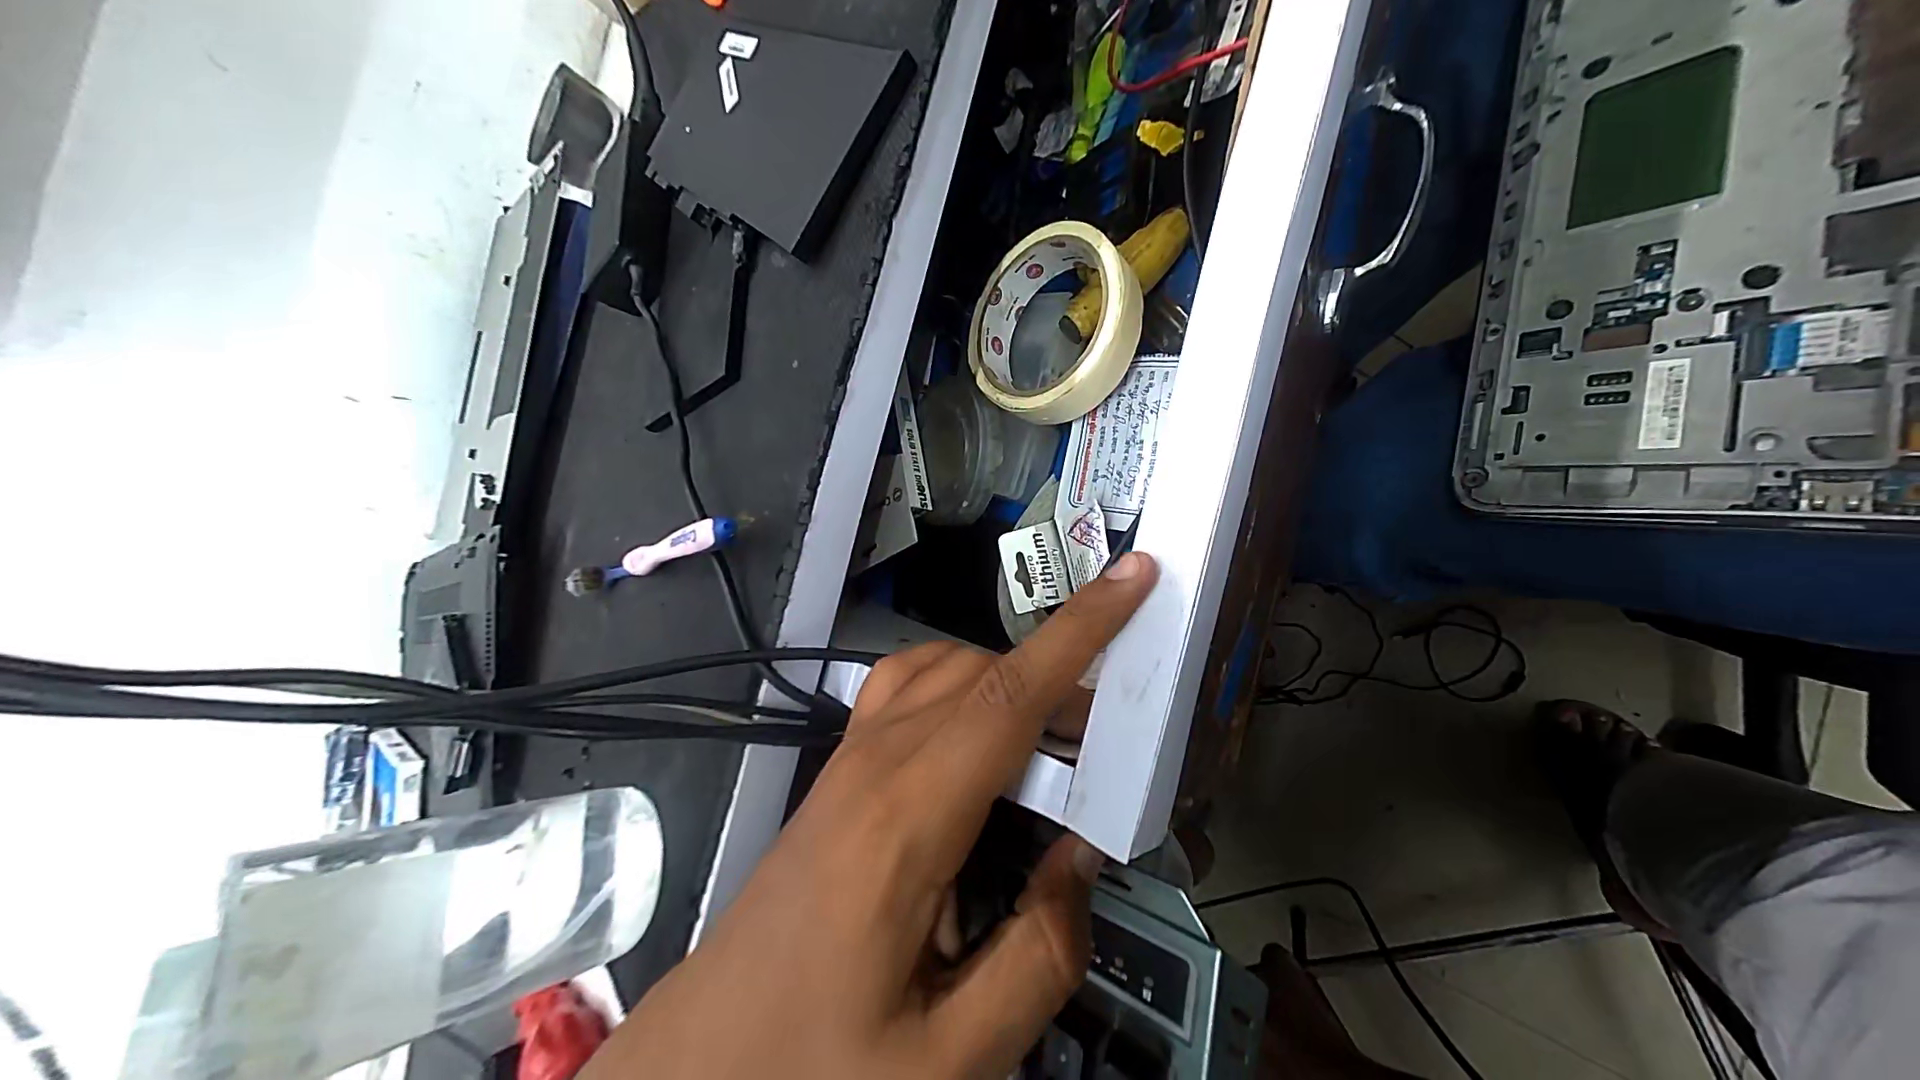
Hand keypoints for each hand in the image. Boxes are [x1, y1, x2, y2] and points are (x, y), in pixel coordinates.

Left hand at [582, 552, 1159, 1079]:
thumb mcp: (951, 1055)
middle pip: (985, 674)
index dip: (1080, 632)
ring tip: (1059, 736)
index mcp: (906, 820)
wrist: (703, 1056)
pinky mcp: (838, 771)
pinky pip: (904, 688)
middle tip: (1118, 729)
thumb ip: (1040, 956)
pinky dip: (959, 681)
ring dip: (1012, 677)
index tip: (1131, 580)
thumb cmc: (816, 1060)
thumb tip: (1080, 860)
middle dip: (1066, 674)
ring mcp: (848, 759)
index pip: (1008, 696)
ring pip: (943, 669)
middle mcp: (873, 765)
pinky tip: (981, 732)